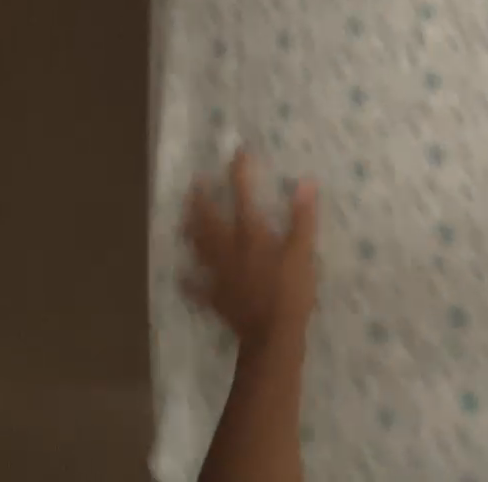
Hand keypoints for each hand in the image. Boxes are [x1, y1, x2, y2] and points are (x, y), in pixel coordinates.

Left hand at [184, 149, 318, 344]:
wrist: (272, 336)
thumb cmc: (291, 290)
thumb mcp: (303, 251)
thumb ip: (302, 216)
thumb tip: (305, 181)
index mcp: (250, 235)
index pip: (243, 196)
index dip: (240, 172)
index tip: (238, 151)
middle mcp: (228, 250)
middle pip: (207, 220)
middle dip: (200, 198)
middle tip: (195, 182)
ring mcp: (217, 275)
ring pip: (197, 247)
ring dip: (189, 228)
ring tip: (183, 215)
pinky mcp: (215, 298)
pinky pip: (196, 287)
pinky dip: (188, 279)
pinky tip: (182, 275)